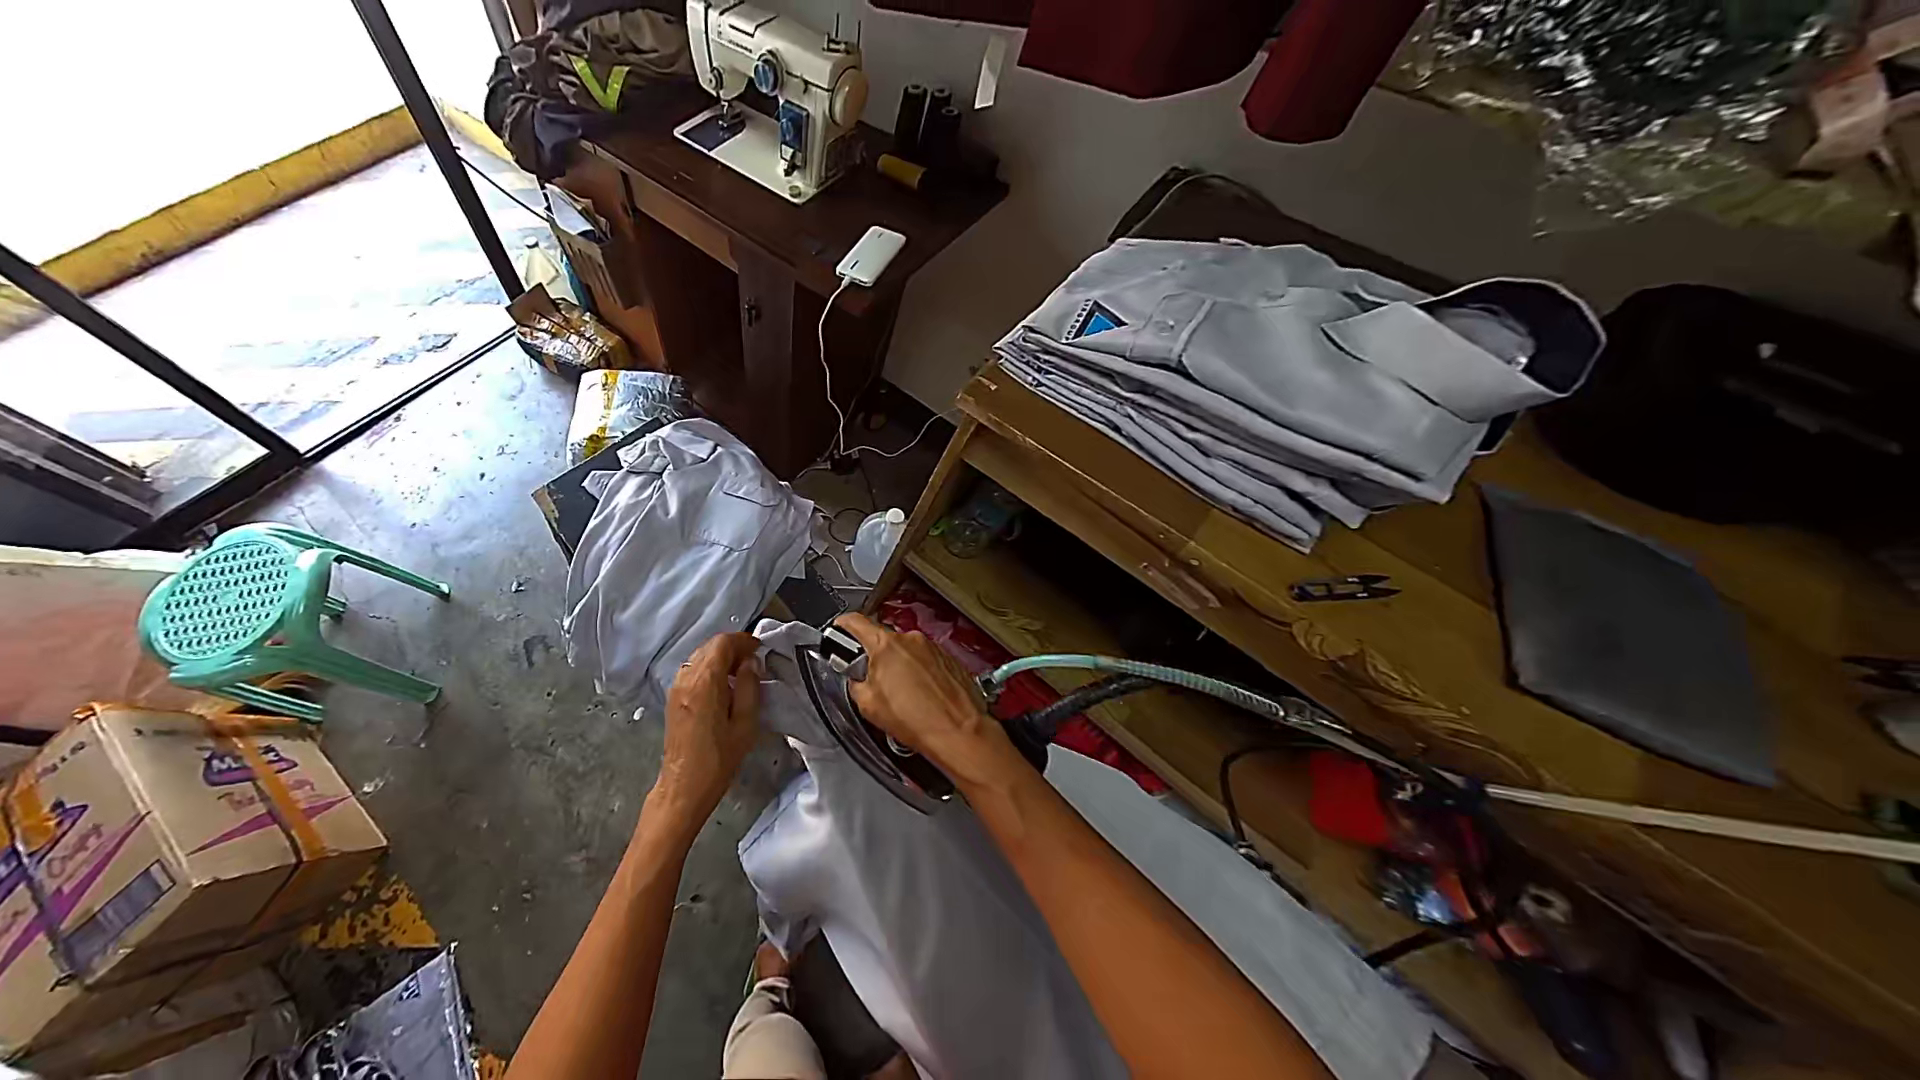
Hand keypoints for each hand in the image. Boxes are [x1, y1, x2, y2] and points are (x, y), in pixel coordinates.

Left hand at [654, 632, 762, 824]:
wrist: (684, 787)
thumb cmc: (718, 759)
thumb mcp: (745, 723)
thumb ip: (749, 687)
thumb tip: (751, 663)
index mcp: (704, 683)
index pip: (722, 643)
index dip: (743, 640)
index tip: (760, 649)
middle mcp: (685, 679)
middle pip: (710, 646)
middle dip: (733, 648)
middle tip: (754, 661)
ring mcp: (676, 688)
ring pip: (700, 656)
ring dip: (722, 658)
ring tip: (741, 674)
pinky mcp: (673, 698)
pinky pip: (693, 670)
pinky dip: (710, 669)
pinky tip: (724, 687)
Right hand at [833, 613, 1017, 787]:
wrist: (958, 731)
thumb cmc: (917, 720)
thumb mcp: (868, 704)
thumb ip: (856, 683)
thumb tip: (858, 680)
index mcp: (886, 645)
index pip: (856, 621)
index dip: (842, 626)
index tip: (839, 629)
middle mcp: (911, 639)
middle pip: (882, 639)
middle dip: (875, 658)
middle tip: (873, 682)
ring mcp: (932, 647)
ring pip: (905, 651)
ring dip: (900, 668)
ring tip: (902, 697)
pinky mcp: (948, 658)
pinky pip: (925, 661)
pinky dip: (919, 674)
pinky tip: (920, 697)